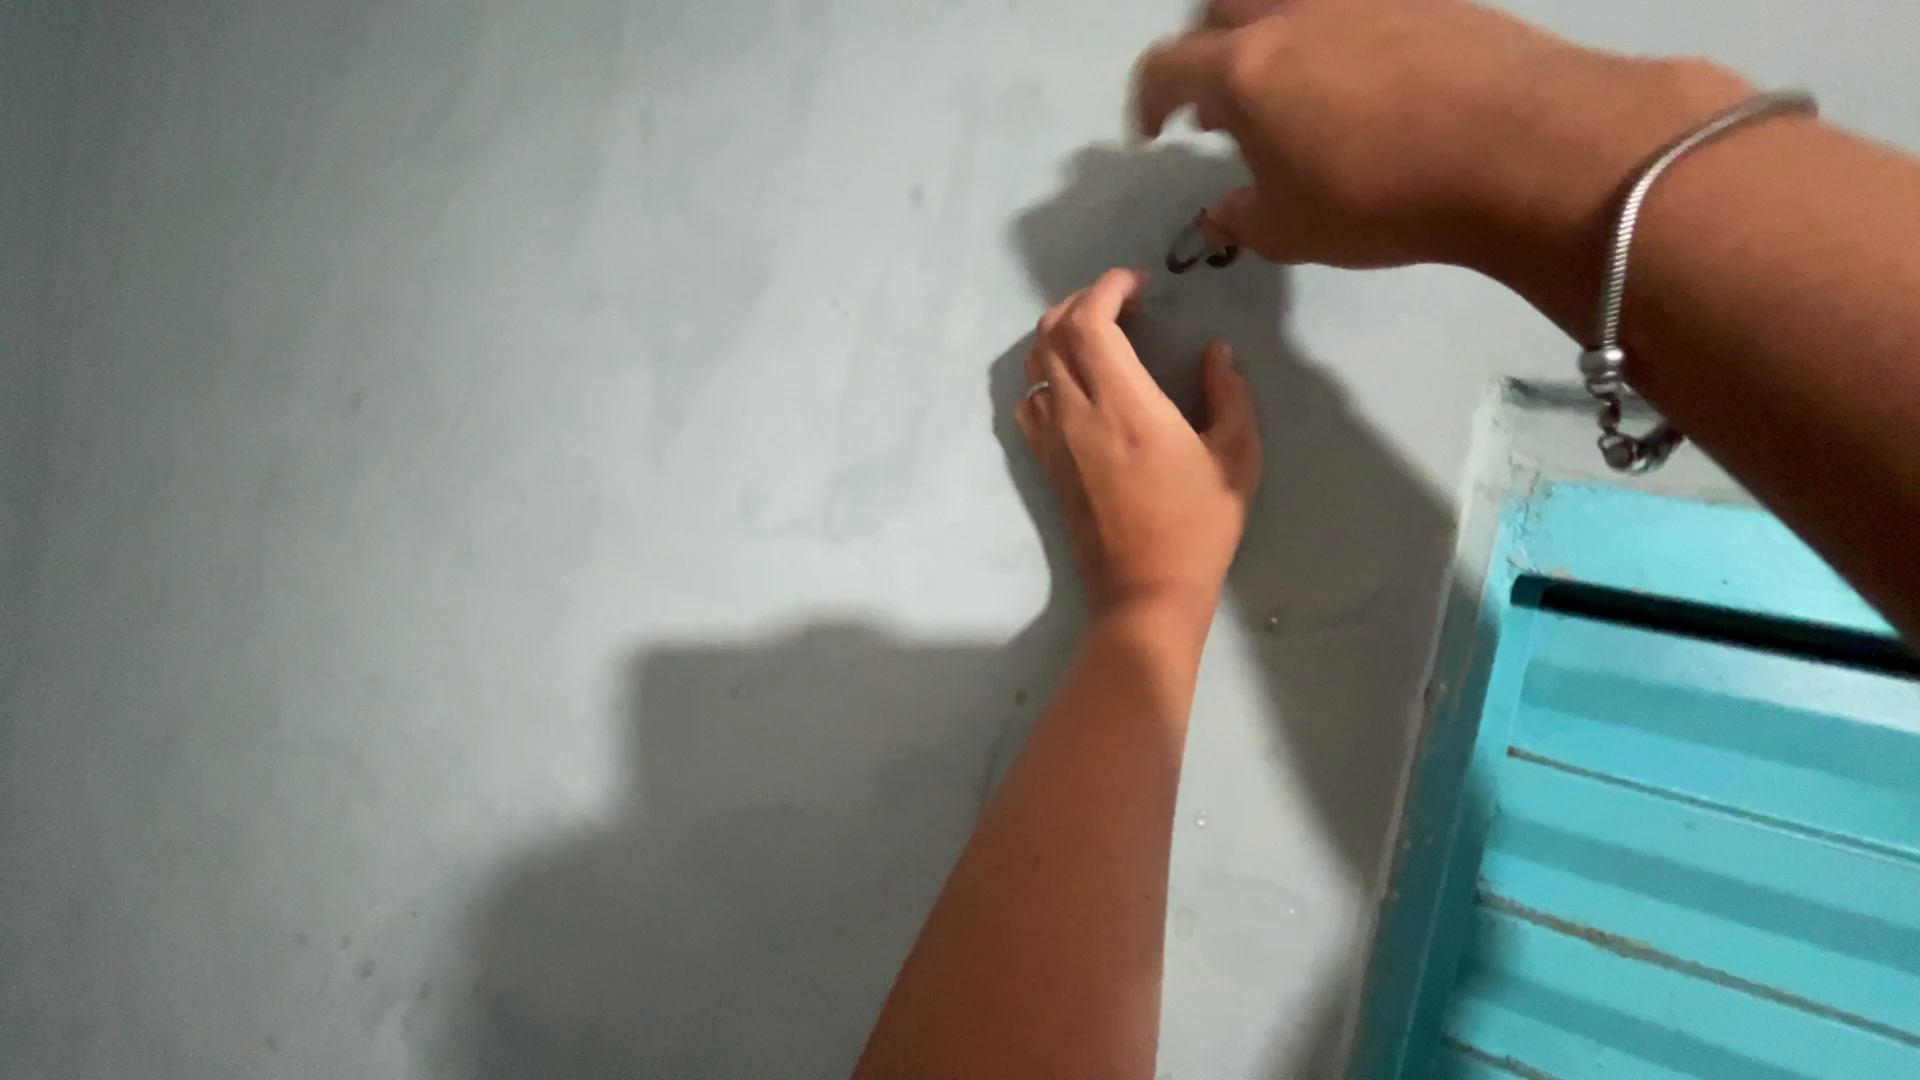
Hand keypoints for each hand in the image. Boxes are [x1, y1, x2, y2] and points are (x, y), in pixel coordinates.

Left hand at [1016, 269, 1261, 625]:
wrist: (1145, 591)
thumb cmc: (1198, 528)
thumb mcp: (1236, 457)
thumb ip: (1229, 395)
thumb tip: (1215, 352)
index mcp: (1125, 407)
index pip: (1089, 323)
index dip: (1106, 289)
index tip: (1137, 285)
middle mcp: (1077, 415)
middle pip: (1052, 334)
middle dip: (1082, 303)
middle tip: (1120, 305)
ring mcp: (1053, 441)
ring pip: (1034, 366)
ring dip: (1058, 335)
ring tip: (1096, 336)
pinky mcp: (1045, 464)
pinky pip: (1028, 404)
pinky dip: (1043, 378)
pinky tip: (1073, 385)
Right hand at [1134, 0, 1752, 271]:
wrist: (1517, 149)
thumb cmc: (1376, 199)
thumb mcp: (1285, 232)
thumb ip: (1238, 217)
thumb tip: (1223, 210)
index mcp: (1245, 71)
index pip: (1165, 67)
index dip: (1147, 102)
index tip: (1155, 134)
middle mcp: (1293, 12)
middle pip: (1220, 7)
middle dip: (1203, 52)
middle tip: (1219, 104)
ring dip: (1265, 34)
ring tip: (1285, 86)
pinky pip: (1350, 3)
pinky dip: (1328, 32)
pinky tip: (1352, 76)